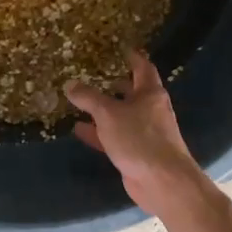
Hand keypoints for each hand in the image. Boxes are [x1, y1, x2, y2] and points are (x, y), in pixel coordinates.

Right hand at [64, 51, 210, 212]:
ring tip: (82, 101)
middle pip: (133, 92)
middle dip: (116, 85)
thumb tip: (70, 83)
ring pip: (122, 116)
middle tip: (97, 75)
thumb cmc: (139, 139)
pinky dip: (98, 133)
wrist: (162, 181)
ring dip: (104, 110)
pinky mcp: (136, 153)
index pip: (143, 68)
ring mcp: (145, 133)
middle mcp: (150, 111)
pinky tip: (79, 129)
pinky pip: (114, 137)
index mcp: (151, 94)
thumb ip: (89, 98)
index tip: (122, 49)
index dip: (133, 57)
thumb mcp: (109, 114)